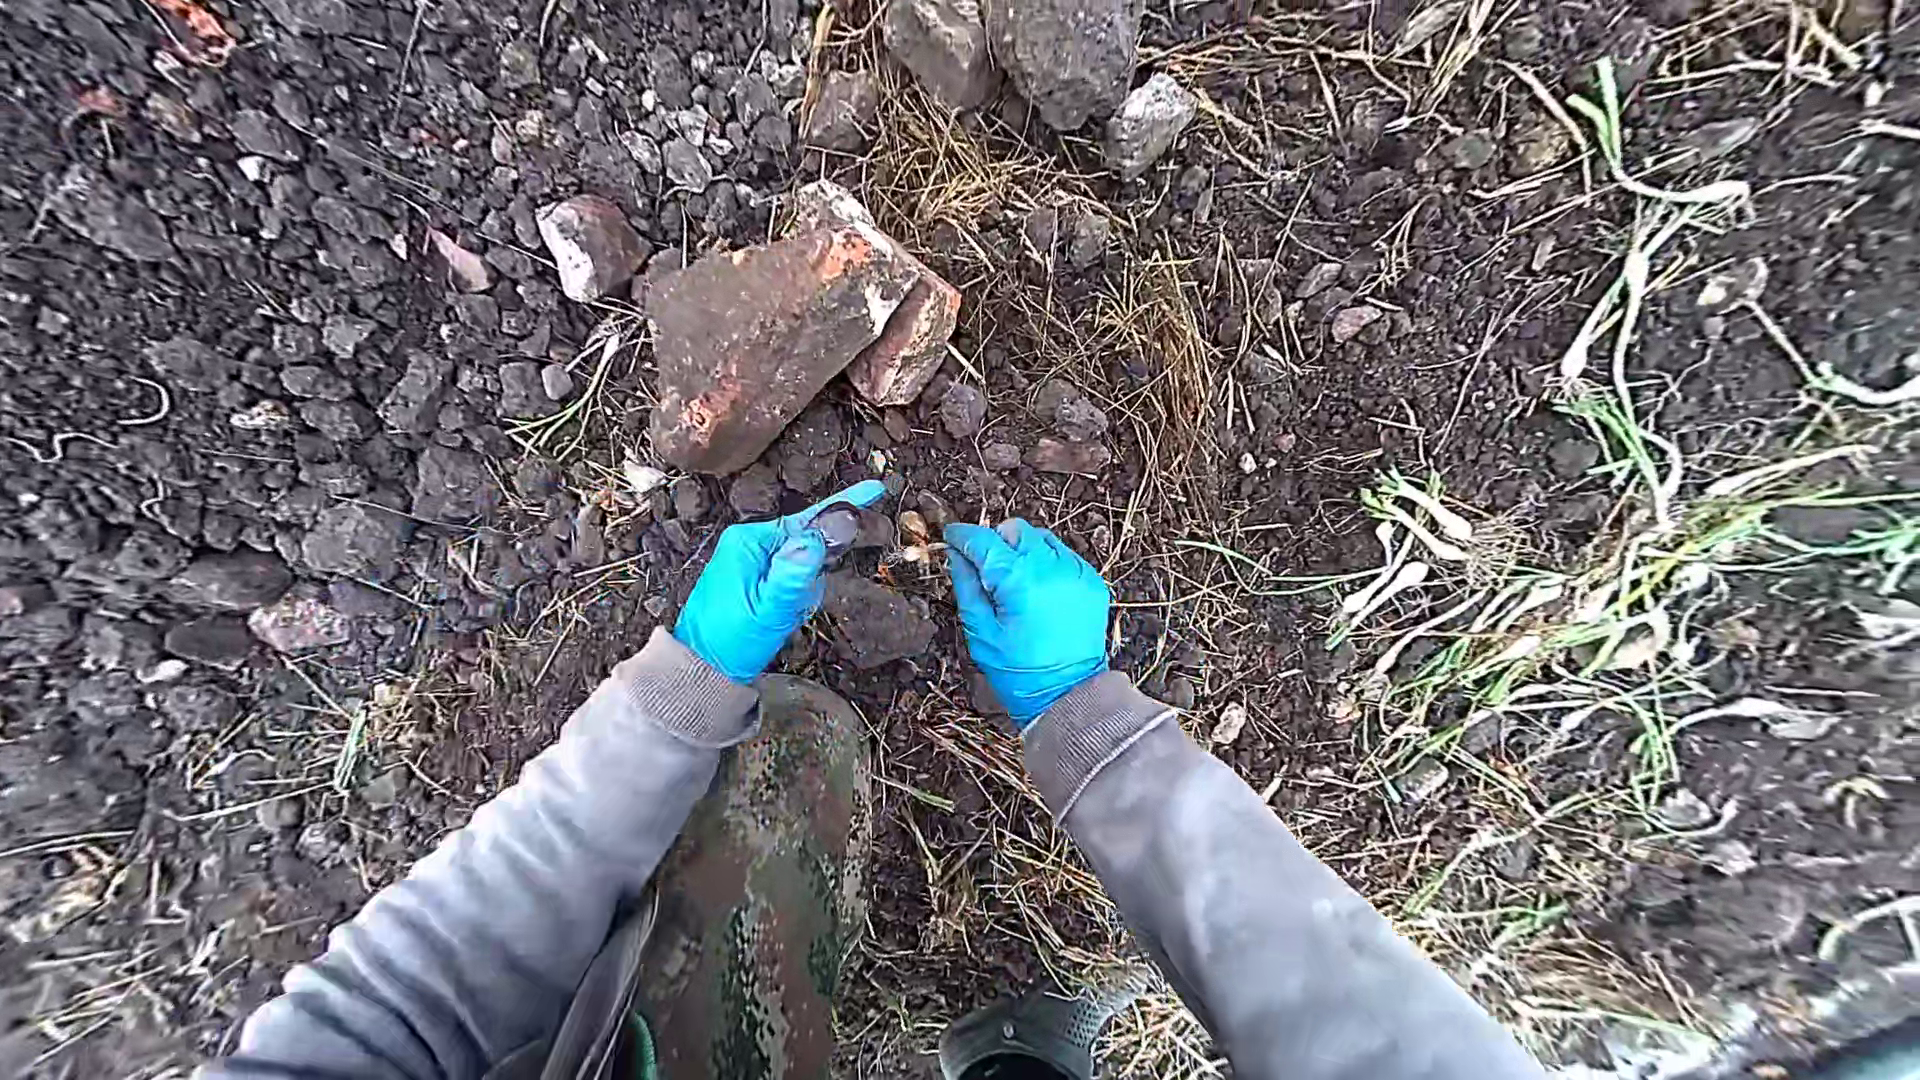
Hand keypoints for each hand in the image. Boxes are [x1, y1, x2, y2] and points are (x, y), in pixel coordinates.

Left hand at [675, 479, 887, 683]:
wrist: (702, 669)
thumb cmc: (731, 640)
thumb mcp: (770, 607)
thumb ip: (796, 571)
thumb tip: (822, 535)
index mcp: (751, 542)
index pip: (808, 518)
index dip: (845, 506)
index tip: (874, 489)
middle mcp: (751, 543)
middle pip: (808, 537)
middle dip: (818, 567)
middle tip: (809, 593)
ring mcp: (753, 559)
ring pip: (804, 561)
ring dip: (806, 587)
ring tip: (786, 614)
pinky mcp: (756, 576)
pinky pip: (792, 575)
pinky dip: (797, 594)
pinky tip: (783, 613)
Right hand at [944, 519, 1109, 727]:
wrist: (1068, 695)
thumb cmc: (1021, 672)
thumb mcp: (981, 631)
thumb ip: (967, 586)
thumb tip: (956, 554)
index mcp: (1020, 581)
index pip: (984, 541)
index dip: (963, 536)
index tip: (952, 536)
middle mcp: (1052, 569)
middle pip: (1014, 530)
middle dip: (995, 543)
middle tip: (987, 570)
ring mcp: (1075, 573)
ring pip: (1040, 538)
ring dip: (1022, 551)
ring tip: (1015, 583)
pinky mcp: (1091, 581)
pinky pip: (1062, 555)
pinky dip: (1046, 564)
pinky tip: (1038, 590)